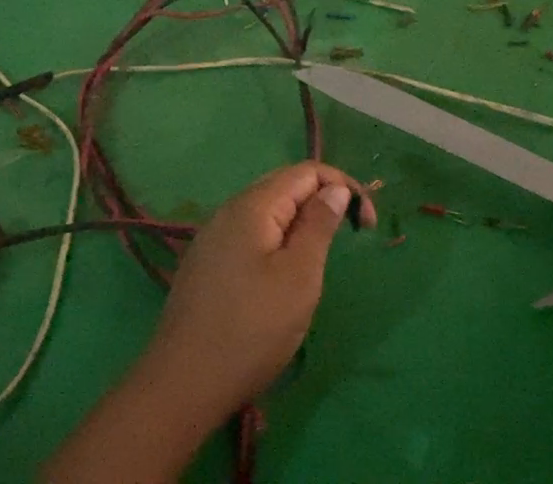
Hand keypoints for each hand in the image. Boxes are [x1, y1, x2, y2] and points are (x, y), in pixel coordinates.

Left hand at [44, 162, 375, 483]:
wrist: (185, 380)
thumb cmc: (252, 329)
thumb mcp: (299, 277)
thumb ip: (318, 226)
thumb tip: (333, 189)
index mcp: (252, 206)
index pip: (305, 171)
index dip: (342, 186)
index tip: (367, 225)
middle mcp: (229, 210)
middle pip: (284, 186)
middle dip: (323, 200)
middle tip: (352, 234)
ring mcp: (213, 237)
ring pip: (267, 212)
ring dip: (301, 222)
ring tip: (322, 255)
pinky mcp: (208, 262)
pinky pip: (250, 234)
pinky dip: (278, 239)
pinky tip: (284, 271)